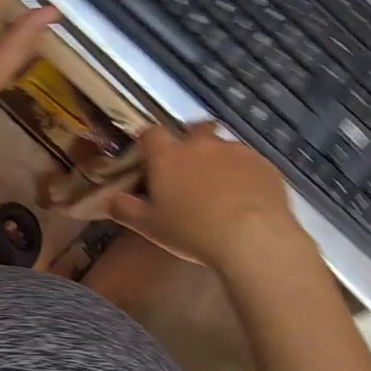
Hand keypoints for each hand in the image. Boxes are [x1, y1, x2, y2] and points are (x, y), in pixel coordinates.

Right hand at [106, 125, 309, 274]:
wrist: (252, 237)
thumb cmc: (191, 231)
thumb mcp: (149, 227)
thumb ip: (124, 209)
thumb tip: (107, 198)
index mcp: (168, 156)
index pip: (151, 134)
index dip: (147, 143)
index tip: (147, 158)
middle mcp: (201, 145)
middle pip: (190, 133)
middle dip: (186, 147)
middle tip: (185, 174)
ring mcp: (235, 151)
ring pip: (221, 148)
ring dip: (216, 162)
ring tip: (218, 191)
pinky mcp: (263, 163)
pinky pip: (246, 163)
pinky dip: (241, 174)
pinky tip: (244, 199)